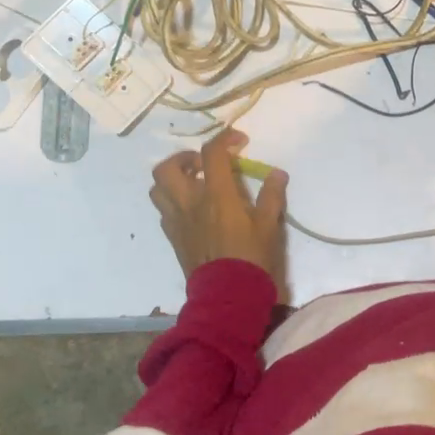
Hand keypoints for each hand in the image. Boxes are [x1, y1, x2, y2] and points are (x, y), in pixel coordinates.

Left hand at [148, 129, 289, 288]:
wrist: (227, 295)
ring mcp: (177, 221)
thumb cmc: (251, 258)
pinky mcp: (173, 238)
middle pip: (167, 167)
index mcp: (216, 194)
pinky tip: (193, 210)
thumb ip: (272, 195)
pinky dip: (174, 202)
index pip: (211, 153)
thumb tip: (276, 174)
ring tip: (193, 184)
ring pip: (158, 189)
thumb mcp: (269, 225)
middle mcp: (190, 202)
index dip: (224, 139)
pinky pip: (164, 211)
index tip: (239, 141)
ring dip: (173, 180)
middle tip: (203, 164)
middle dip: (183, 158)